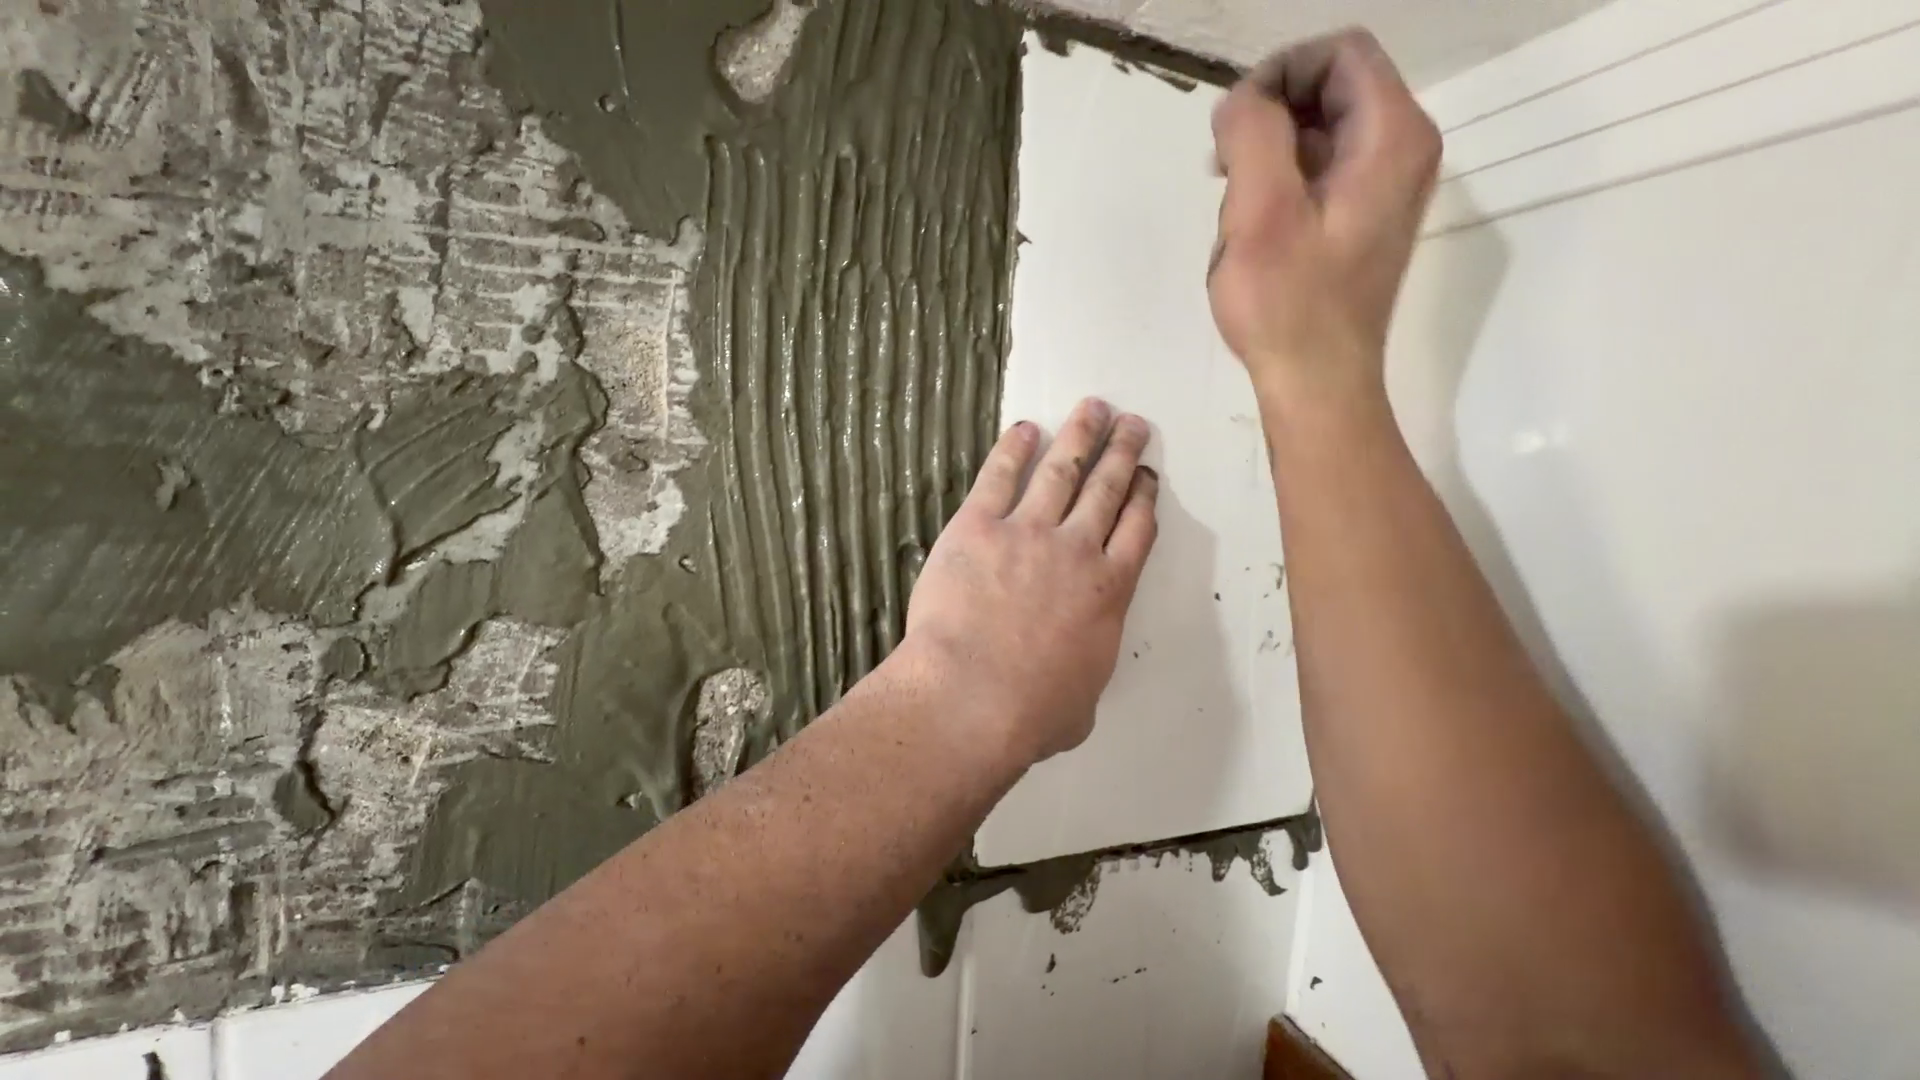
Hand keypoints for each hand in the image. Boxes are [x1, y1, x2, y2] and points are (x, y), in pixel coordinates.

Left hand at [903, 398, 1158, 765]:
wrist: (973, 697)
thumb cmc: (1031, 713)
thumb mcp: (1081, 705)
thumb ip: (1084, 674)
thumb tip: (1075, 682)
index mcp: (1108, 592)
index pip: (1137, 530)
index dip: (1144, 497)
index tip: (1147, 476)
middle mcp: (1076, 551)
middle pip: (1108, 489)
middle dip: (1123, 453)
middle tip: (1133, 424)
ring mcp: (1027, 533)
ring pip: (1062, 471)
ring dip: (1080, 436)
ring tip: (1094, 408)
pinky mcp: (977, 528)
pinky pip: (1000, 477)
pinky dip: (1013, 449)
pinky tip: (1025, 428)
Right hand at [1208, 29, 1441, 406]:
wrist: (1317, 382)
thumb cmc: (1288, 305)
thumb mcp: (1259, 211)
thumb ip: (1252, 133)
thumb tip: (1241, 101)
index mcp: (1393, 137)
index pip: (1340, 53)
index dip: (1278, 74)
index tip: (1234, 128)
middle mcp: (1403, 151)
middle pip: (1331, 88)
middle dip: (1268, 119)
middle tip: (1226, 173)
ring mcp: (1386, 187)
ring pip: (1319, 131)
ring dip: (1267, 157)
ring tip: (1238, 213)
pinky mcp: (1364, 218)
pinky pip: (1320, 171)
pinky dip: (1280, 184)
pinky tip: (1252, 229)